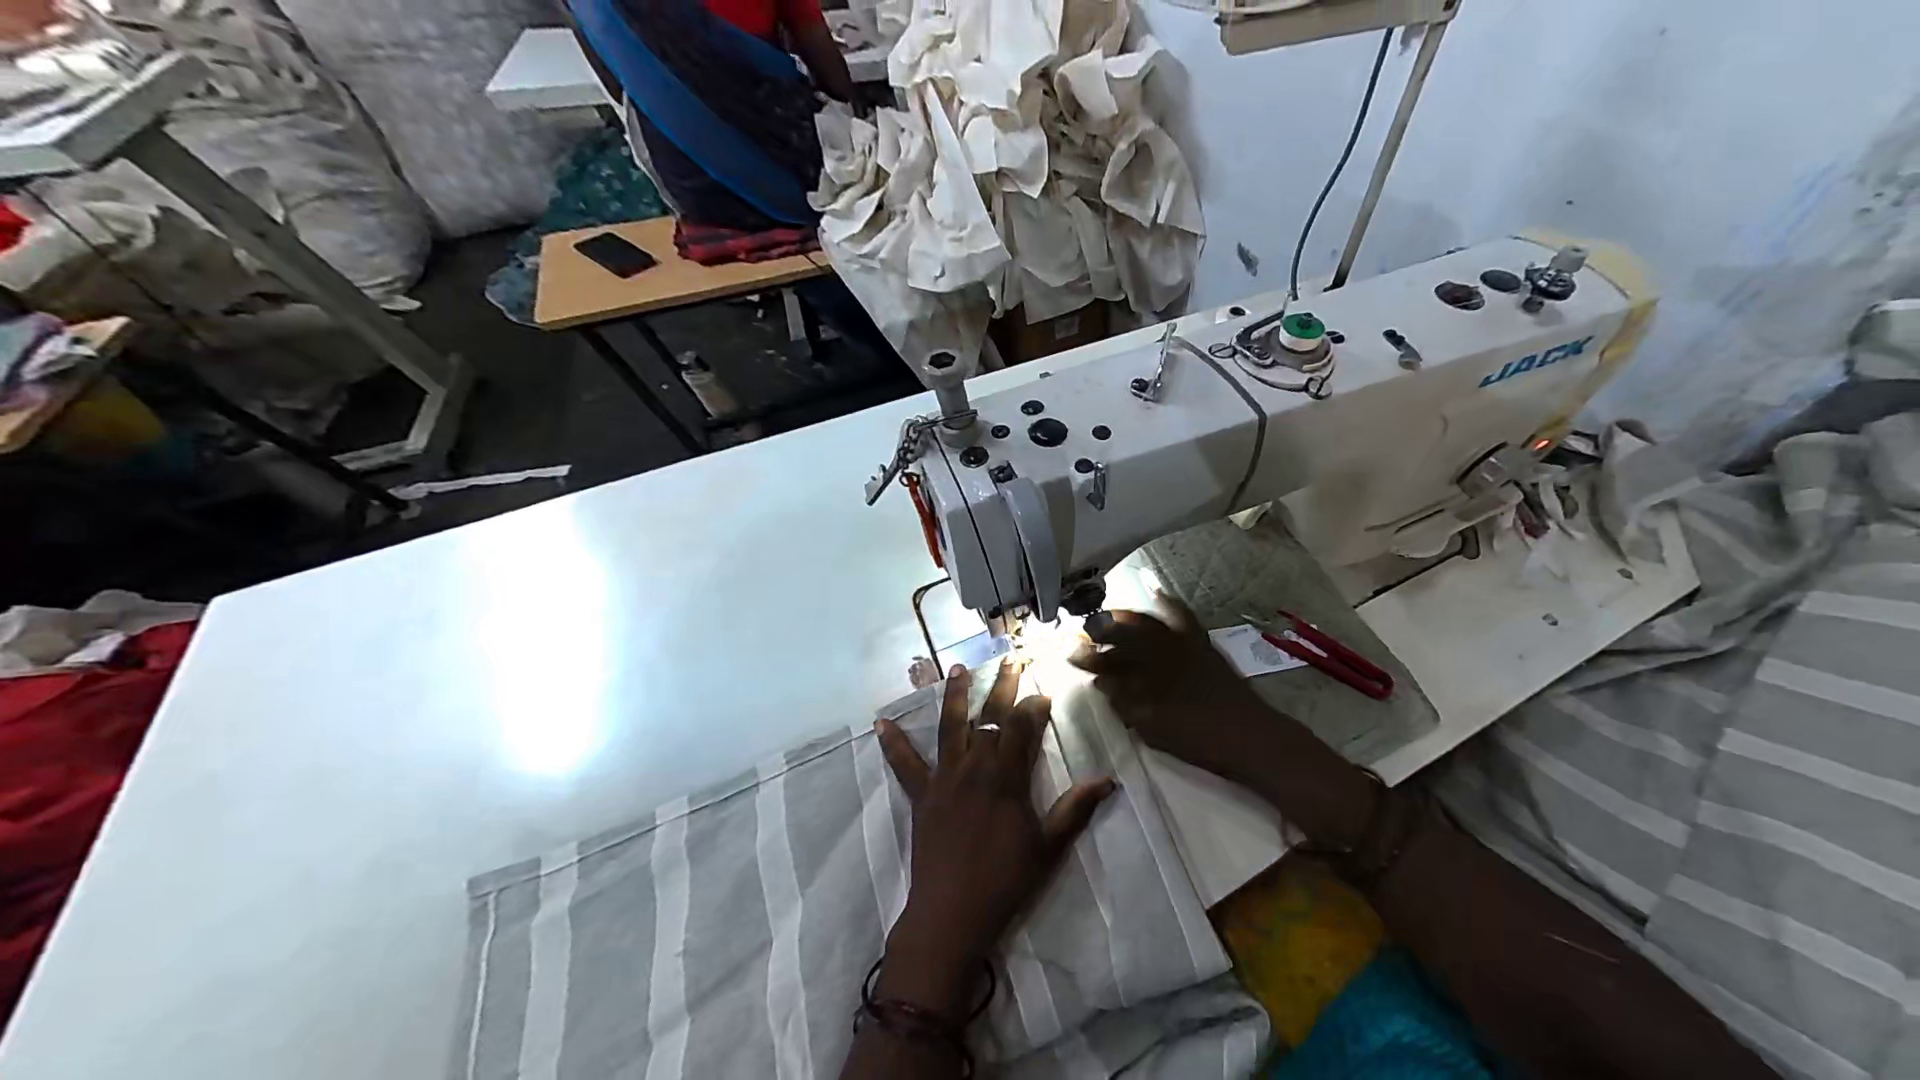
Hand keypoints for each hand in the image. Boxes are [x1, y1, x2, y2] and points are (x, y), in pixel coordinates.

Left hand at [873, 660, 1114, 1016]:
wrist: (952, 911)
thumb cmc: (1006, 880)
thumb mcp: (1048, 847)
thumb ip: (1075, 810)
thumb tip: (1107, 780)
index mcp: (1007, 778)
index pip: (1022, 729)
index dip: (1034, 707)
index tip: (1043, 694)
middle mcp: (975, 767)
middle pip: (989, 717)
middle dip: (1002, 687)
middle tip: (1011, 661)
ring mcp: (945, 777)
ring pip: (950, 727)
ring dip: (955, 696)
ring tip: (958, 668)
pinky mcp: (921, 794)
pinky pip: (904, 764)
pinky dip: (893, 743)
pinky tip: (880, 722)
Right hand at [1068, 595, 1269, 781]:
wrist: (1254, 739)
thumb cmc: (1199, 739)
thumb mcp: (1154, 728)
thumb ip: (1125, 703)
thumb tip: (1101, 683)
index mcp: (1149, 673)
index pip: (1108, 661)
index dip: (1087, 657)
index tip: (1070, 654)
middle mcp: (1164, 651)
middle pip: (1125, 635)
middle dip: (1100, 632)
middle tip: (1083, 634)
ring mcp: (1185, 644)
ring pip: (1148, 623)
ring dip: (1124, 619)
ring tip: (1106, 617)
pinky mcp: (1202, 645)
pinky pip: (1181, 616)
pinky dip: (1167, 602)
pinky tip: (1156, 591)